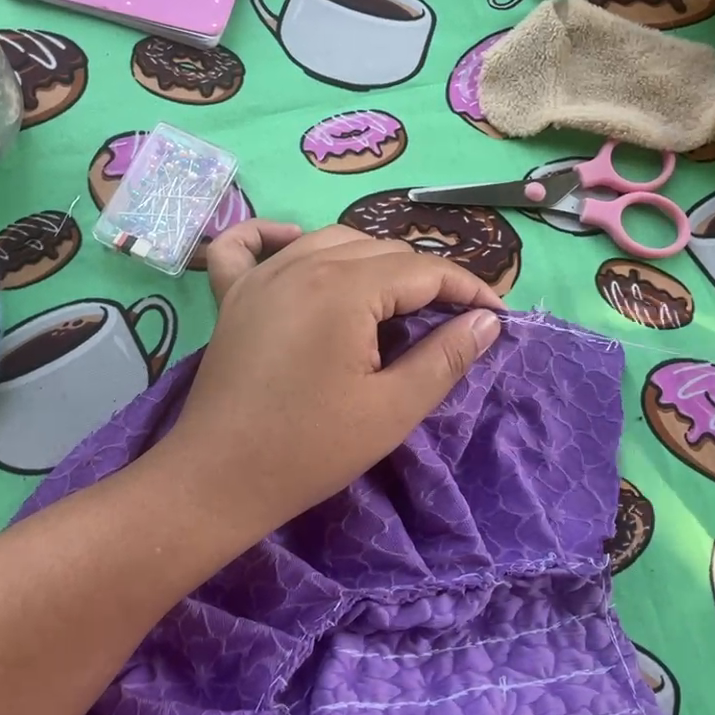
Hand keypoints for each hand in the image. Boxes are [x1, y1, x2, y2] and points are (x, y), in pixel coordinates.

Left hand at [154, 222, 503, 527]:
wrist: (219, 479)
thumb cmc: (311, 450)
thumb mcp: (392, 410)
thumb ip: (445, 358)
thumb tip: (486, 321)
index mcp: (345, 289)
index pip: (424, 270)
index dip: (468, 288)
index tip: (495, 315)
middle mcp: (302, 264)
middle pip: (382, 250)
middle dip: (425, 279)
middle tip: (448, 322)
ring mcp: (261, 275)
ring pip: (331, 239)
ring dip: (370, 260)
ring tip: (393, 302)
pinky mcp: (232, 295)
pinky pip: (249, 244)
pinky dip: (275, 235)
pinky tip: (297, 246)